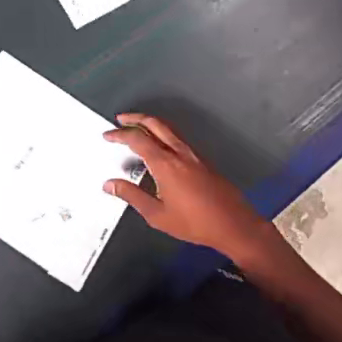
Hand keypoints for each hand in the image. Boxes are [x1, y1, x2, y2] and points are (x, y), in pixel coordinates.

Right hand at [102, 114, 276, 257]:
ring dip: (151, 123)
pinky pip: (179, 138)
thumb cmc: (194, 223)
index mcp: (166, 164)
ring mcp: (194, 154)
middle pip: (156, 124)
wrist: (232, 223)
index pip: (138, 139)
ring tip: (137, 128)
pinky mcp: (203, 160)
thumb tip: (110, 184)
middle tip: (120, 119)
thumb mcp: (157, 214)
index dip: (120, 134)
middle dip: (136, 118)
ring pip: (169, 129)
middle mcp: (180, 153)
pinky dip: (164, 133)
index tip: (108, 135)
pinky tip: (159, 145)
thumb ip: (132, 196)